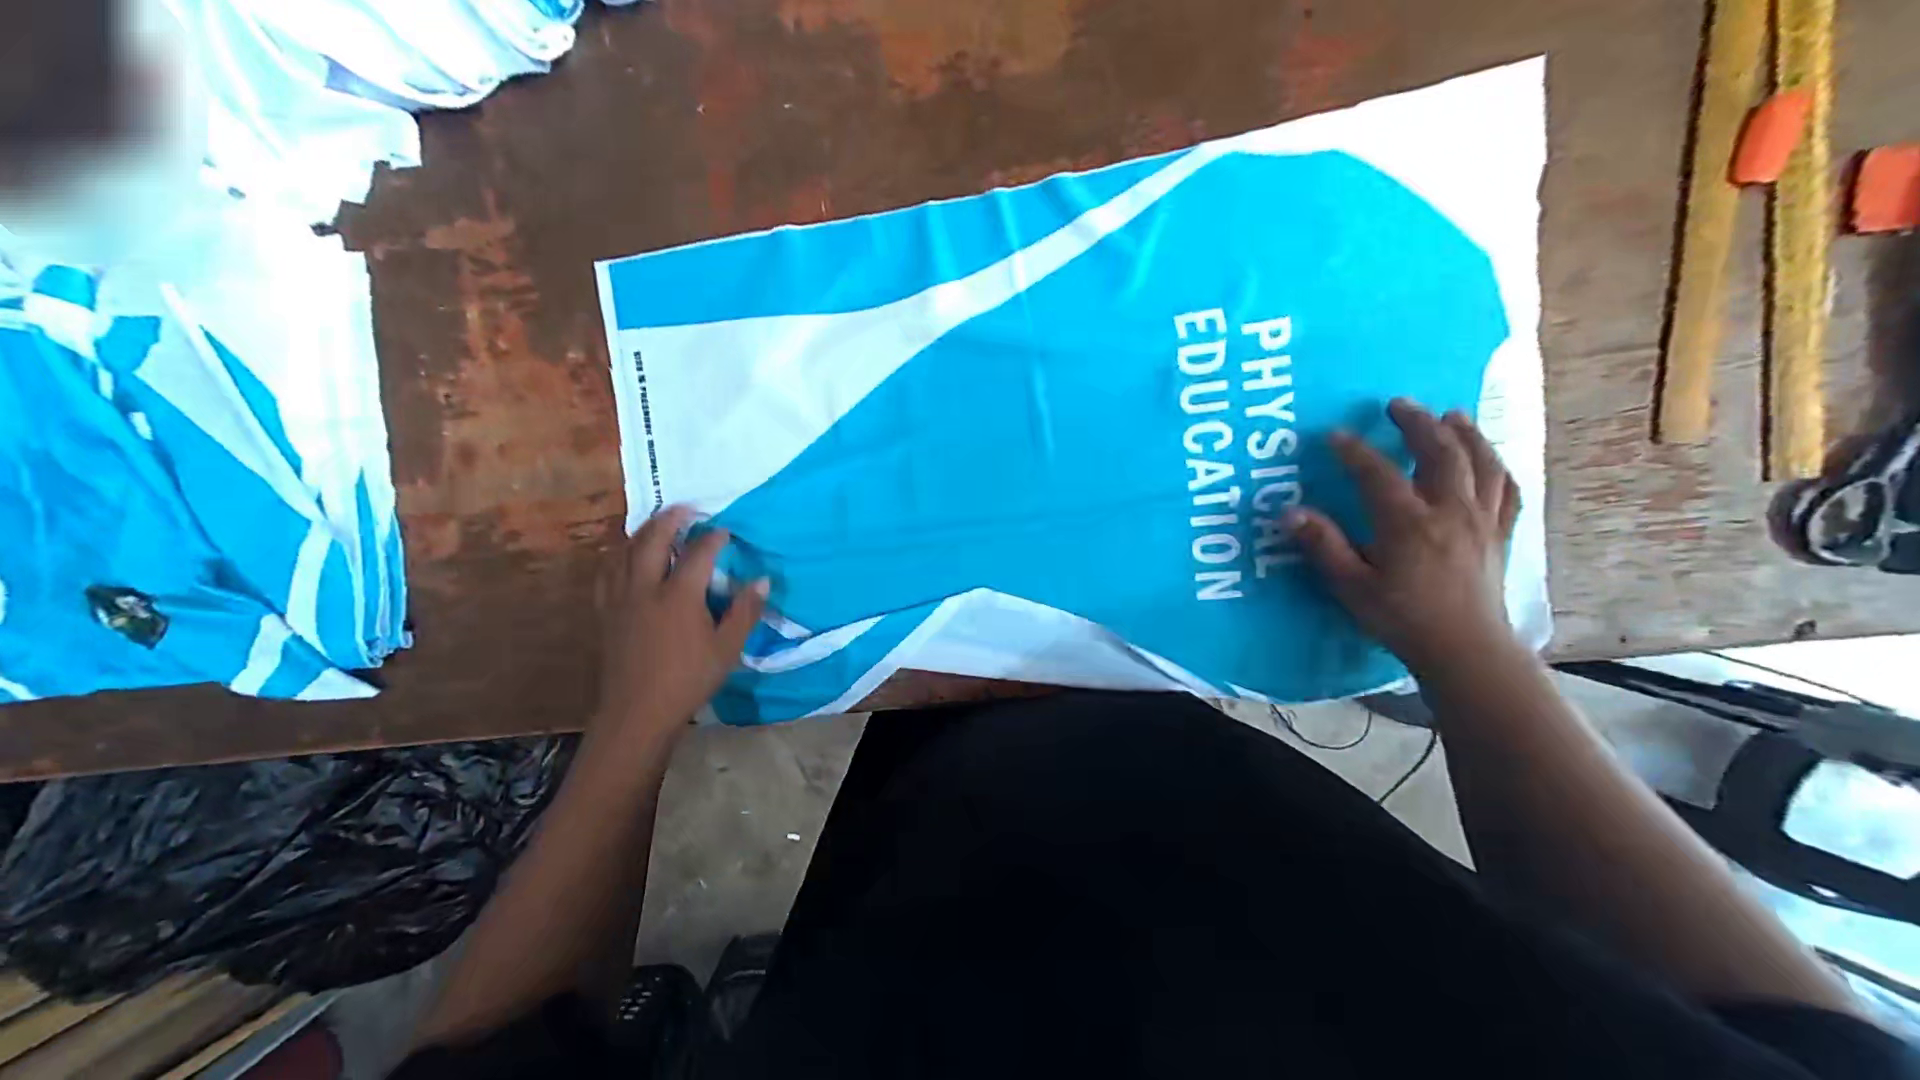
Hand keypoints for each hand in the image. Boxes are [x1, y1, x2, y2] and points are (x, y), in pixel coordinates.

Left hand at [591, 505, 767, 747]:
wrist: (637, 712)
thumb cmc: (688, 680)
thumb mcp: (727, 649)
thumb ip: (745, 612)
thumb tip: (762, 580)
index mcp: (679, 596)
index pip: (698, 553)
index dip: (713, 538)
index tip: (725, 531)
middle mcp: (646, 588)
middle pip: (653, 540)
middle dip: (670, 519)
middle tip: (685, 509)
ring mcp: (620, 598)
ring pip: (625, 551)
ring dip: (642, 532)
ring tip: (656, 524)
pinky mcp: (605, 612)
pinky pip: (606, 572)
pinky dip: (617, 556)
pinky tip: (624, 556)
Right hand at [1286, 398, 1523, 676]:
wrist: (1465, 649)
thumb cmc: (1401, 619)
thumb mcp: (1351, 586)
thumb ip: (1322, 546)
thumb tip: (1290, 512)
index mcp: (1408, 523)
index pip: (1376, 473)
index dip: (1353, 451)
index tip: (1334, 434)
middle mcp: (1449, 511)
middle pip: (1439, 452)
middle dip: (1417, 423)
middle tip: (1398, 404)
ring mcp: (1482, 520)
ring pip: (1480, 462)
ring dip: (1464, 433)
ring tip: (1450, 415)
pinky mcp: (1500, 534)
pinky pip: (1506, 489)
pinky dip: (1496, 466)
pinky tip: (1487, 459)